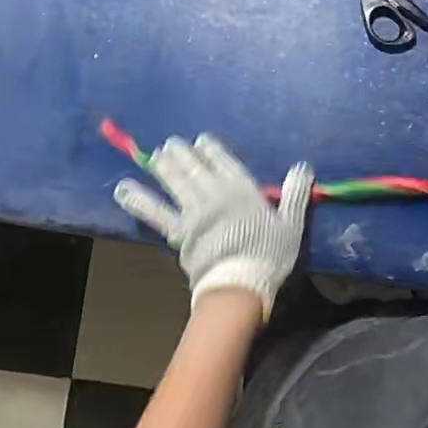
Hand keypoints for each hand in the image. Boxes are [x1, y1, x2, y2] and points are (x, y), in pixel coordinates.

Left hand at [113, 135, 312, 313]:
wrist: (241, 285)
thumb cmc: (270, 255)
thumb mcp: (291, 224)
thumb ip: (295, 194)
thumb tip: (304, 167)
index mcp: (241, 188)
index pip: (221, 158)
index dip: (209, 148)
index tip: (201, 143)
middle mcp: (213, 192)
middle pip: (192, 165)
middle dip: (181, 152)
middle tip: (172, 144)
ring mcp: (192, 210)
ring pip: (173, 180)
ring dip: (163, 165)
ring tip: (155, 155)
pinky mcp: (177, 230)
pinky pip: (154, 211)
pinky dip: (138, 198)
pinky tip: (123, 188)